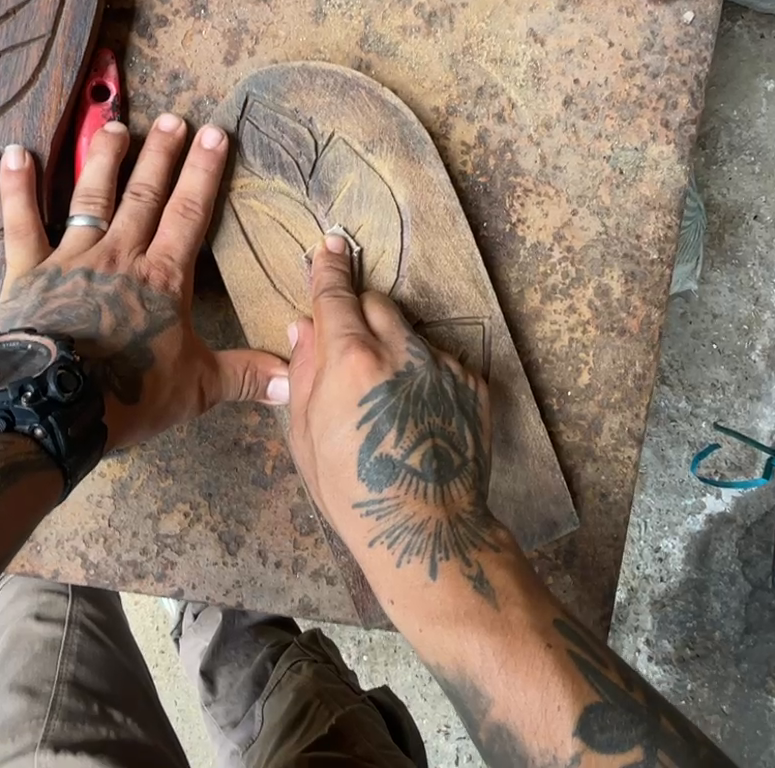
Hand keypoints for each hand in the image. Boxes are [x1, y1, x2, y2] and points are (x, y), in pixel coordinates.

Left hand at [0, 115, 288, 451]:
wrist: (54, 406)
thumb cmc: (128, 393)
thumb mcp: (196, 388)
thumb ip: (245, 376)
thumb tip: (293, 383)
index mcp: (163, 277)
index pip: (190, 213)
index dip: (204, 172)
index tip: (215, 134)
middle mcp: (120, 254)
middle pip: (145, 194)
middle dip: (162, 154)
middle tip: (173, 118)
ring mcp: (72, 258)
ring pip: (93, 197)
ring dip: (106, 159)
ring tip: (117, 126)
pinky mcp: (29, 272)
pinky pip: (22, 223)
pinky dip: (18, 188)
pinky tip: (15, 153)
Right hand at [285, 234, 507, 599]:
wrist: (427, 529)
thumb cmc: (353, 490)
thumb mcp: (306, 435)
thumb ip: (304, 371)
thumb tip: (302, 325)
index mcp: (352, 360)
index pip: (336, 295)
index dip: (329, 267)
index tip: (331, 245)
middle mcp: (401, 350)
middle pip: (376, 301)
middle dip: (359, 313)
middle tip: (351, 348)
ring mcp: (442, 364)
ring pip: (409, 329)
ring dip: (393, 345)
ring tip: (389, 398)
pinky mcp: (472, 381)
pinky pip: (439, 358)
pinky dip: (423, 371)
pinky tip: (418, 413)